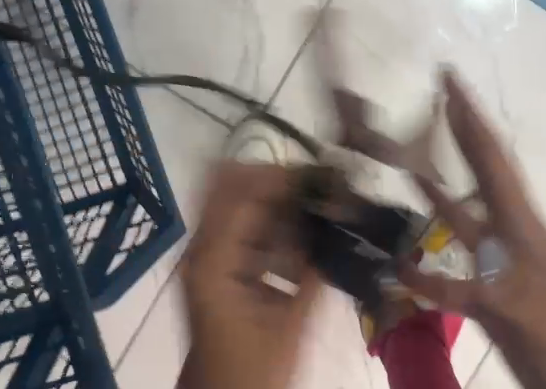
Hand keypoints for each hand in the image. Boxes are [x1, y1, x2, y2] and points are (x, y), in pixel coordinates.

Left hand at [177, 163, 320, 388]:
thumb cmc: (252, 375)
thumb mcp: (289, 325)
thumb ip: (314, 272)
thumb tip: (342, 225)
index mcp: (212, 258)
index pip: (241, 190)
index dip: (281, 176)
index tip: (321, 177)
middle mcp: (203, 247)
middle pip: (233, 184)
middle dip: (278, 182)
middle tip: (320, 190)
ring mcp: (208, 255)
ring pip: (241, 203)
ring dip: (279, 202)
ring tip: (321, 210)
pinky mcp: (220, 268)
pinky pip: (246, 228)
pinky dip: (274, 226)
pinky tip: (306, 242)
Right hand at [400, 73, 545, 388]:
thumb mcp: (521, 310)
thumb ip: (467, 285)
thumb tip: (409, 267)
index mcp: (522, 225)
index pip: (491, 156)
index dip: (469, 115)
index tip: (448, 75)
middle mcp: (512, 234)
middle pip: (482, 171)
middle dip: (461, 132)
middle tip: (436, 94)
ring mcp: (505, 267)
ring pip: (466, 218)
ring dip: (440, 188)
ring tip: (412, 160)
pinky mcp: (498, 302)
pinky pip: (453, 277)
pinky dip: (428, 268)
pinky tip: (404, 266)